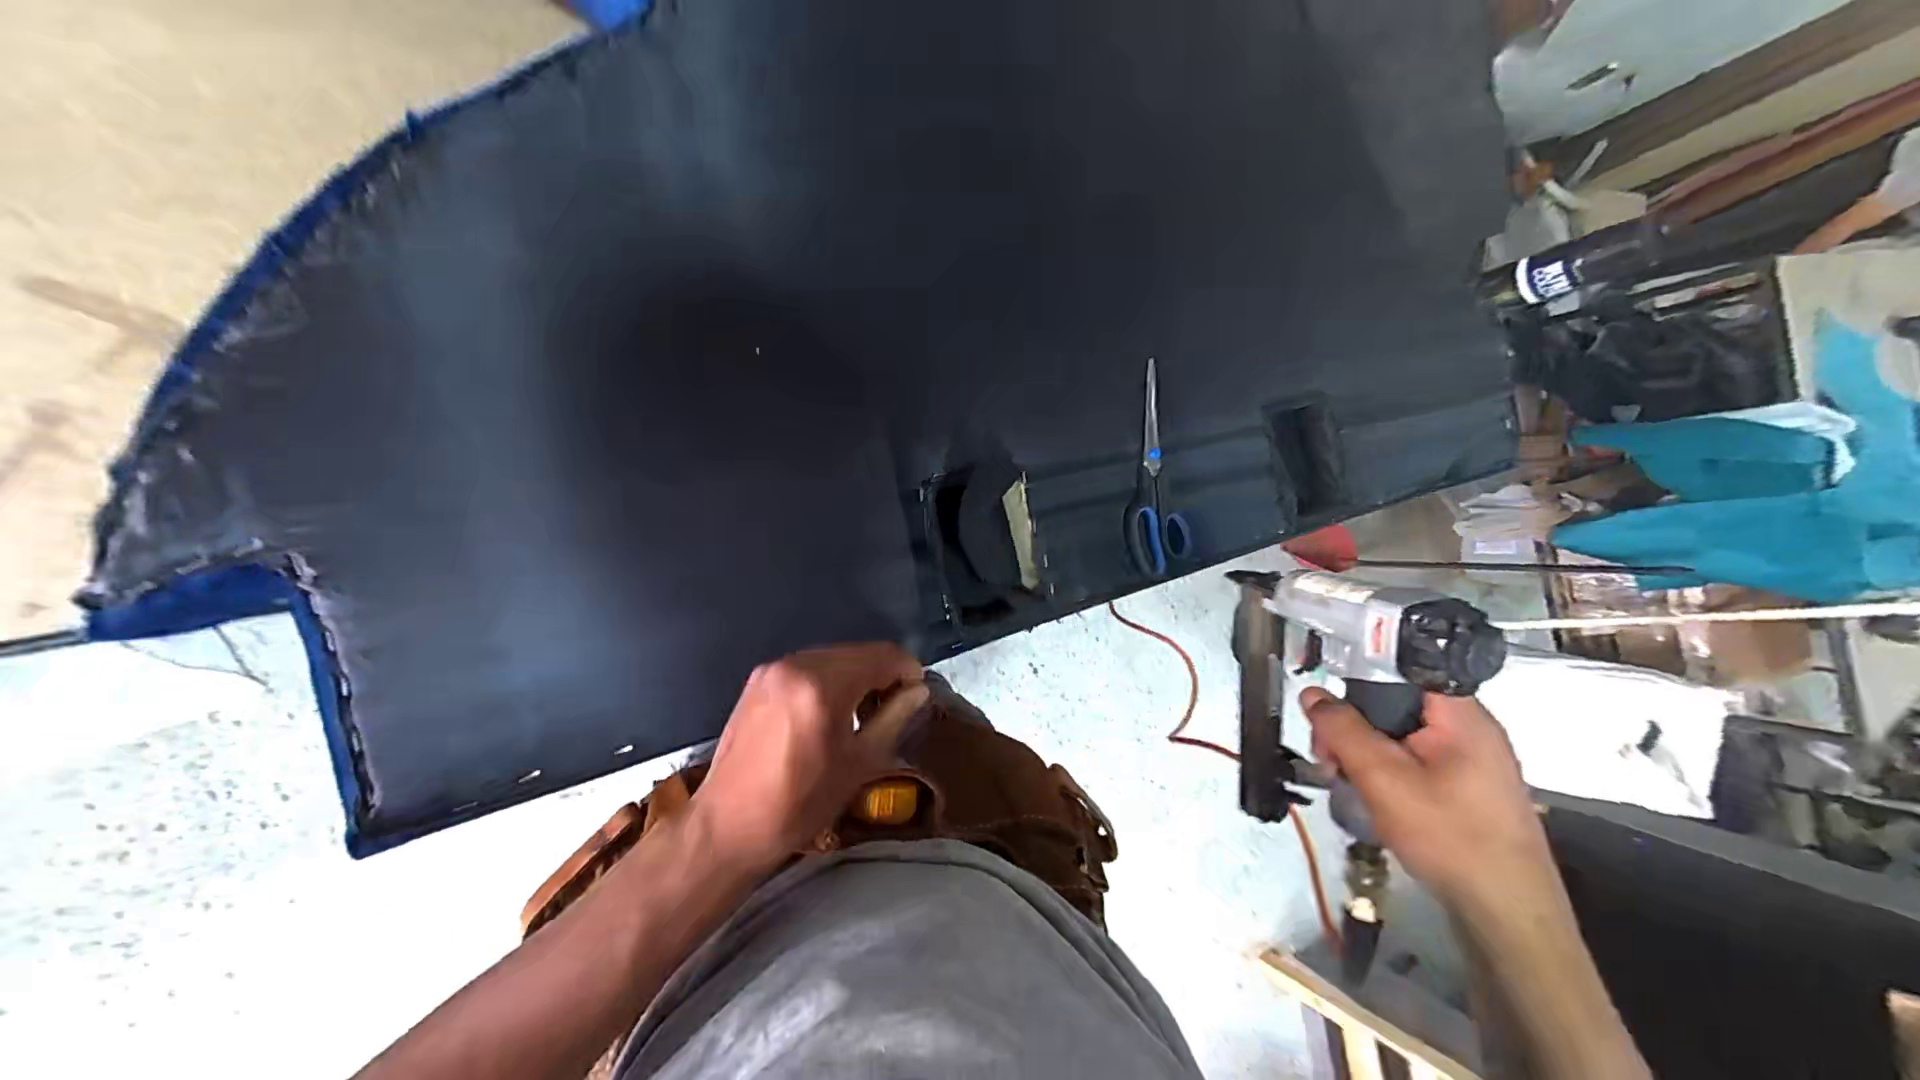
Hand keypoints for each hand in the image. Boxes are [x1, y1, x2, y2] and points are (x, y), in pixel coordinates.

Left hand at [692, 643, 928, 870]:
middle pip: (857, 653)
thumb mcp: (859, 764)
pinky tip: (829, 712)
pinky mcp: (758, 681)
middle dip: (881, 674)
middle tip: (894, 708)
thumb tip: (918, 691)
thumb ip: (893, 718)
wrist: (727, 826)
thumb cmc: (799, 803)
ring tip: (862, 713)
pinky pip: (807, 668)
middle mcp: (797, 664)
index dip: (907, 671)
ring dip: (855, 676)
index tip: (918, 695)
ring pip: (832, 658)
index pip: (882, 656)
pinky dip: (827, 680)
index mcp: (823, 684)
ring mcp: (773, 670)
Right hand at [1301, 687, 1552, 911]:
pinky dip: (1386, 772)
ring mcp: (1471, 762)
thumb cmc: (1448, 835)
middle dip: (1353, 725)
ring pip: (1401, 736)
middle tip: (1328, 757)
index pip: (1404, 669)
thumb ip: (1343, 730)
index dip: (1360, 676)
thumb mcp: (1383, 778)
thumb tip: (1312, 693)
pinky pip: (1414, 761)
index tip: (1326, 706)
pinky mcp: (1465, 789)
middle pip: (1396, 704)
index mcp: (1462, 716)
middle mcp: (1470, 730)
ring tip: (1344, 781)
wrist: (1506, 914)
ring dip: (1365, 752)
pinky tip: (1371, 797)